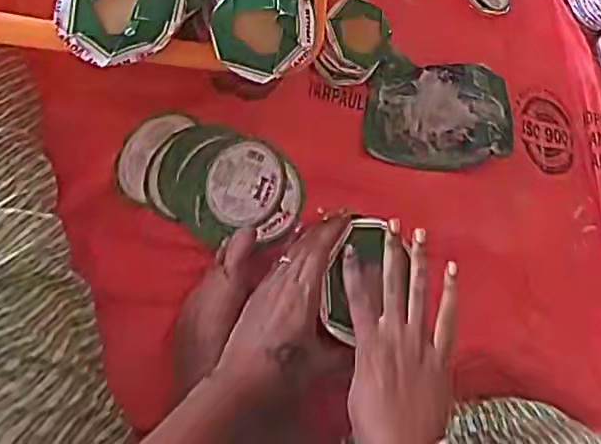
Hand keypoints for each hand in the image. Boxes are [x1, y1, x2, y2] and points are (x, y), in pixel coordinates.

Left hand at [212, 215, 350, 403]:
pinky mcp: (258, 294)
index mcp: (304, 290)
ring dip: (310, 235)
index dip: (336, 228)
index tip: (350, 216)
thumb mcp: (319, 363)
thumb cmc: (279, 375)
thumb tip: (363, 342)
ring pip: (293, 249)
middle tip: (342, 216)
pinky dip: (295, 250)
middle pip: (307, 242)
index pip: (322, 246)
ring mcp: (269, 285)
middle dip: (326, 225)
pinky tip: (298, 254)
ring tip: (324, 229)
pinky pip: (281, 261)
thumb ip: (343, 350)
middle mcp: (285, 281)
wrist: (238, 385)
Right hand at [345, 225, 457, 443]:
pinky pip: (447, 318)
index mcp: (369, 342)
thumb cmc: (373, 424)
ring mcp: (419, 341)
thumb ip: (363, 356)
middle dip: (392, 251)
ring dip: (419, 260)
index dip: (355, 270)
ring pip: (418, 291)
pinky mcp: (440, 354)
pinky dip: (450, 293)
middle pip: (392, 283)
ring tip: (420, 235)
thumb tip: (365, 341)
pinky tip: (452, 271)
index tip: (354, 246)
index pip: (359, 297)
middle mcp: (394, 333)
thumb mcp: (356, 386)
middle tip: (393, 225)